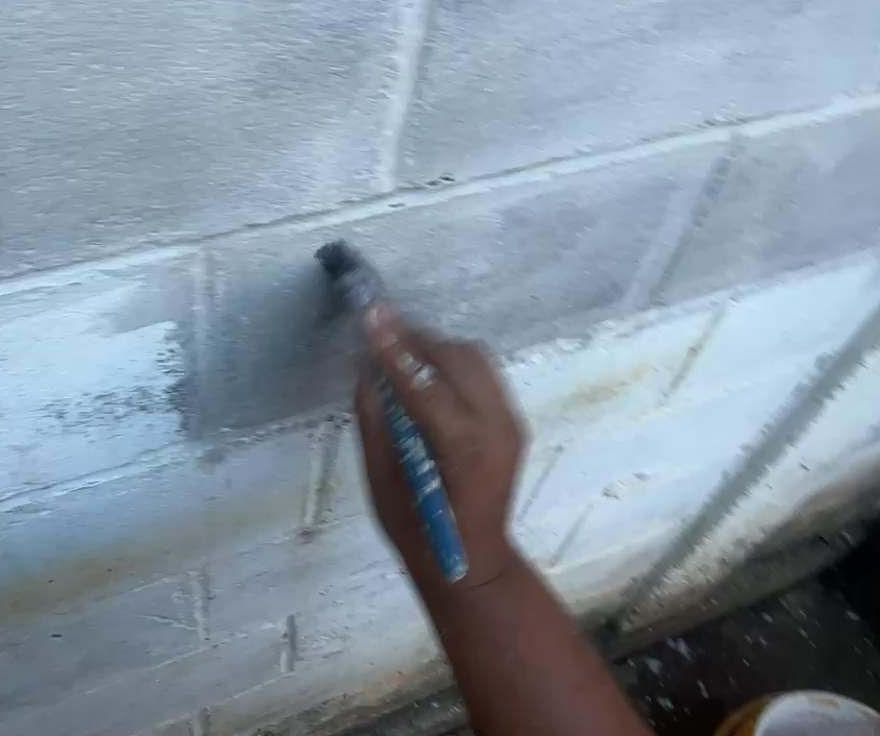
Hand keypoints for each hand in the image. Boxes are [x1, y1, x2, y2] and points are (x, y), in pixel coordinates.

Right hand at [354, 304, 525, 593]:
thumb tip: (365, 368)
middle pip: (457, 358)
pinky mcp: (514, 419)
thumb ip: (375, 421)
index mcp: (462, 452)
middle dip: (415, 343)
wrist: (475, 565)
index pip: (426, 386)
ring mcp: (511, 422)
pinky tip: (428, 380)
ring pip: (473, 356)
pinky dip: (451, 364)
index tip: (371, 315)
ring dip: (434, 350)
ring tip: (402, 361)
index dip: (396, 349)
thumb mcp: (382, 483)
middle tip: (379, 341)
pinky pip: (481, 370)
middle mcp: (497, 429)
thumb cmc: (419, 534)